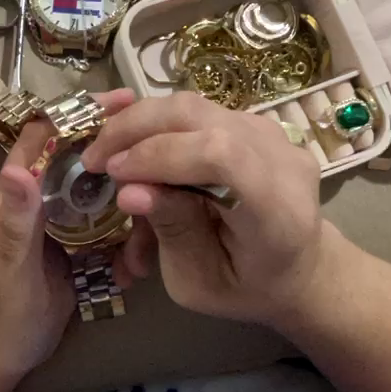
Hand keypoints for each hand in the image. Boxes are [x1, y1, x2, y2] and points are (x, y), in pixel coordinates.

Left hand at [0, 89, 135, 383]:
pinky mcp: (74, 250)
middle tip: (162, 146)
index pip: (42, 140)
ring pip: (98, 196)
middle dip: (117, 150)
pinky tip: (142, 263)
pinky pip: (107, 233)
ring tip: (157, 221)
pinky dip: (127, 242)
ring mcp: (57, 226)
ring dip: (128, 203)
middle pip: (78, 160)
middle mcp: (36, 203)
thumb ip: (16, 226)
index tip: (123, 102)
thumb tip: (18, 169)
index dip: (77, 115)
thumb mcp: (11, 275)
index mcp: (13, 199)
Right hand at [81, 92, 341, 330]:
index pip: (221, 155)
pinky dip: (154, 127)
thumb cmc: (246, 286)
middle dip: (134, 130)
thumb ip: (171, 233)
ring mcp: (269, 133)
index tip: (113, 176)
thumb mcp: (198, 282)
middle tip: (94, 159)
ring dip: (137, 124)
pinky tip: (131, 148)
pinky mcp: (252, 123)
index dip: (159, 155)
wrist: (296, 268)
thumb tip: (129, 193)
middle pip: (198, 115)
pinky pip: (193, 112)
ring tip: (106, 153)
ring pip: (190, 105)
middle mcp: (280, 159)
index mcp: (276, 210)